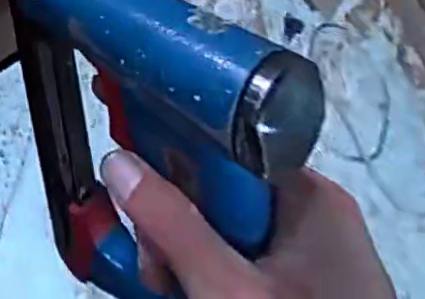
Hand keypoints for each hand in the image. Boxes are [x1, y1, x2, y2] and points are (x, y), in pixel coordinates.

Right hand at [100, 151, 392, 298]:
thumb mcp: (228, 293)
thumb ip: (171, 222)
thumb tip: (115, 159)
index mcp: (308, 196)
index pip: (222, 141)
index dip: (167, 145)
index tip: (123, 159)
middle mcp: (309, 216)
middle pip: (212, 189)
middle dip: (169, 224)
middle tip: (152, 269)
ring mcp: (307, 260)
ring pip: (217, 230)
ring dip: (178, 257)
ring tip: (164, 290)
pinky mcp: (296, 291)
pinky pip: (233, 263)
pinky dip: (202, 278)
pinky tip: (182, 294)